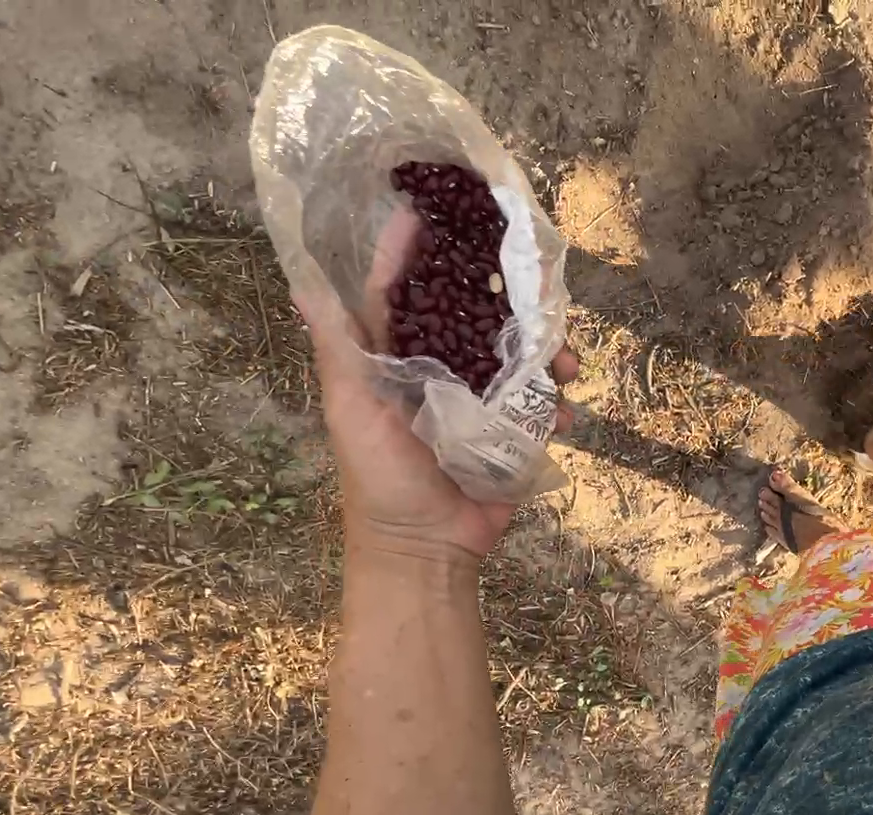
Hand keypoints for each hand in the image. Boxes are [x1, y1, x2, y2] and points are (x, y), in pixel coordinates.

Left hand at [294, 208, 576, 561]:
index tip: (430, 211)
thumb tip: (305, 287)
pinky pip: (543, 404)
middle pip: (479, 317)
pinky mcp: (515, 431)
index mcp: (397, 359)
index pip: (404, 293)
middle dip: (511, 303)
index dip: (414, 252)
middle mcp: (444, 370)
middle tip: (541, 292)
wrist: (429, 545)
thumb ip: (344, 354)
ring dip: (549, 356)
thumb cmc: (382, 479)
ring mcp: (484, 400)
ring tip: (567, 368)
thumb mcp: (354, 413)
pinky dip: (558, 405)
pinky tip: (563, 417)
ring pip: (522, 358)